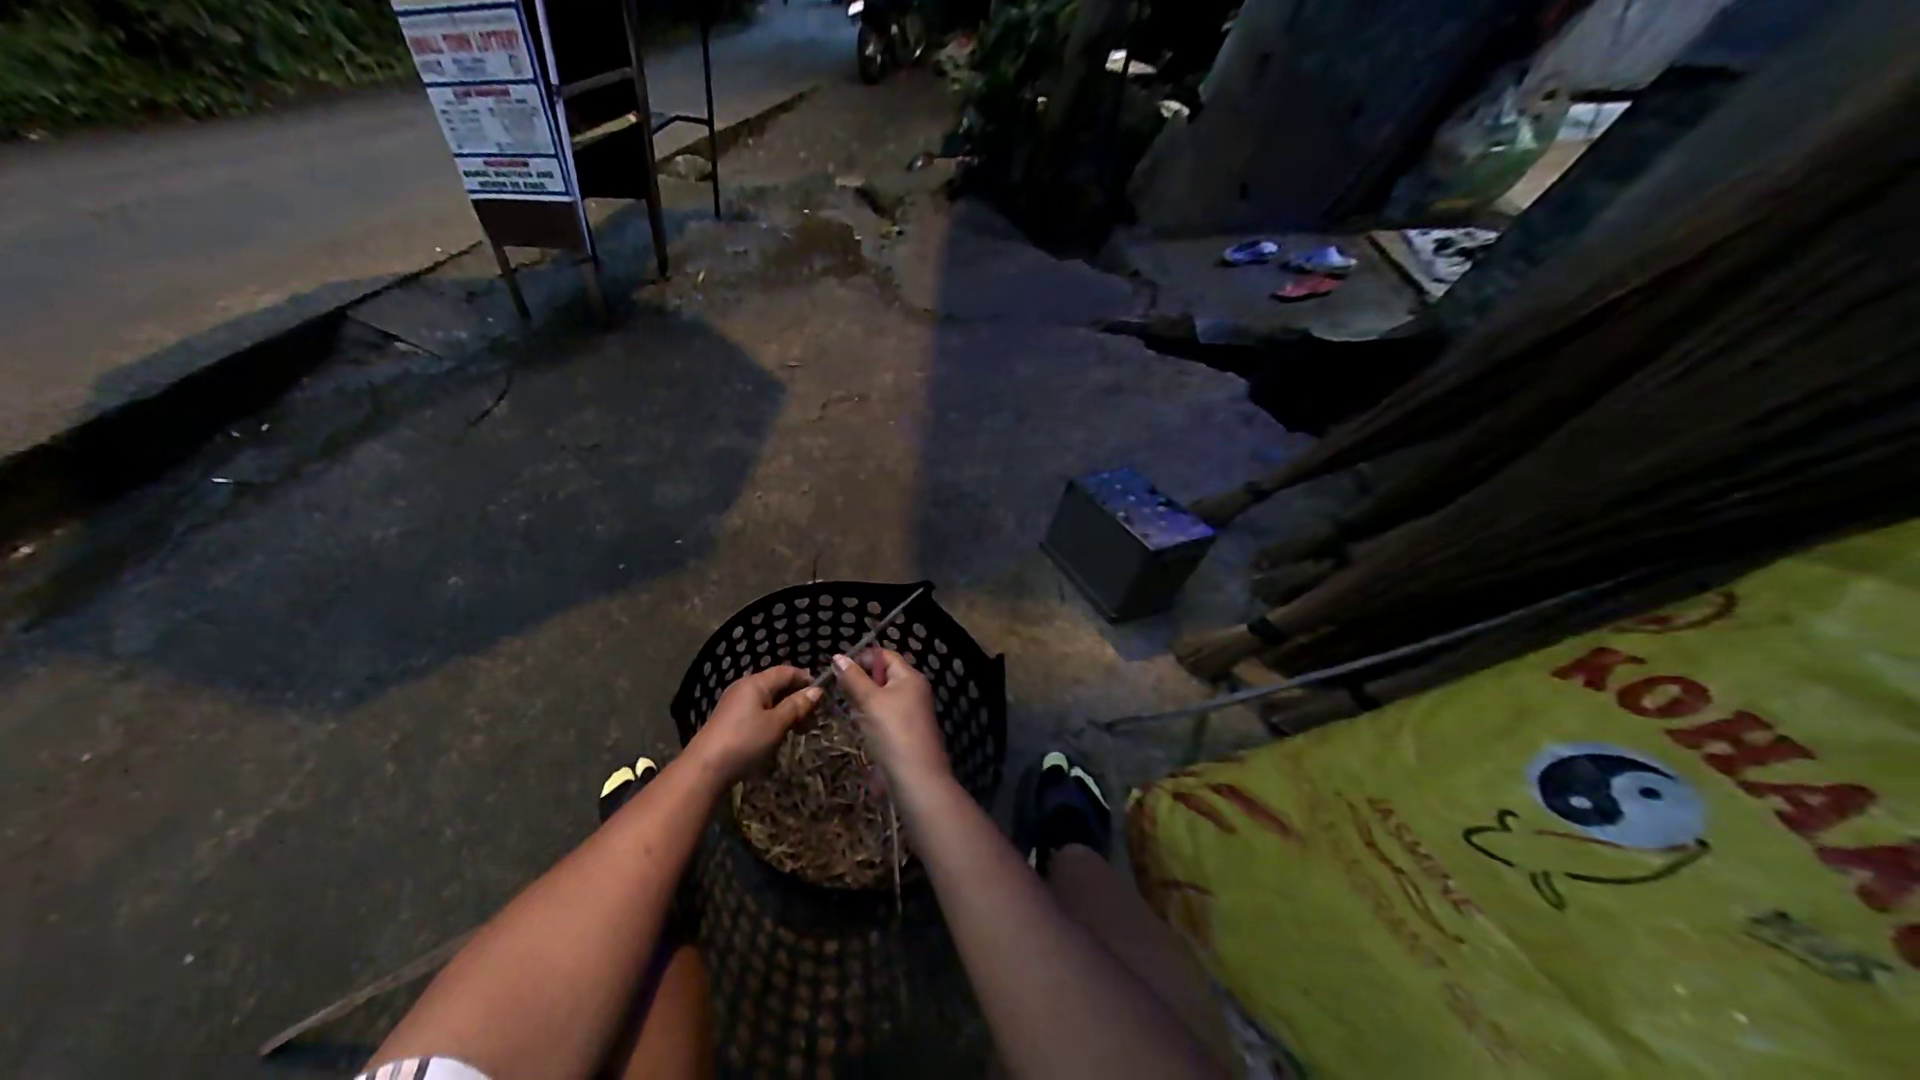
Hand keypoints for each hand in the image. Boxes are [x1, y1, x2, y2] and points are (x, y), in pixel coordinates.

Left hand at [690, 665, 822, 784]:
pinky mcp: (730, 720)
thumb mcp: (776, 724)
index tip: (822, 696)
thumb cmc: (745, 741)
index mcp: (756, 683)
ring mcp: (734, 704)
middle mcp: (744, 687)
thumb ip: (797, 705)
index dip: (806, 679)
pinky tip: (777, 734)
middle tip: (812, 718)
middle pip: (777, 684)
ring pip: (767, 700)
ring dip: (785, 710)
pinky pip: (757, 711)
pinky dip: (772, 718)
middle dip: (797, 697)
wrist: (704, 769)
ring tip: (798, 729)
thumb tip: (816, 690)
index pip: (786, 671)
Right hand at [833, 649, 949, 788]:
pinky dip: (870, 720)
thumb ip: (853, 678)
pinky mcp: (905, 732)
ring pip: (880, 698)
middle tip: (842, 694)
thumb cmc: (893, 731)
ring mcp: (910, 712)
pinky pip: (884, 717)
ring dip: (863, 704)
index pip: (885, 655)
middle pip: (882, 677)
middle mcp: (913, 691)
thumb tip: (837, 656)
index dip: (862, 658)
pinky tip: (862, 730)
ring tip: (853, 715)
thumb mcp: (869, 701)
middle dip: (861, 683)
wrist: (916, 777)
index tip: (839, 670)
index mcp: (910, 677)